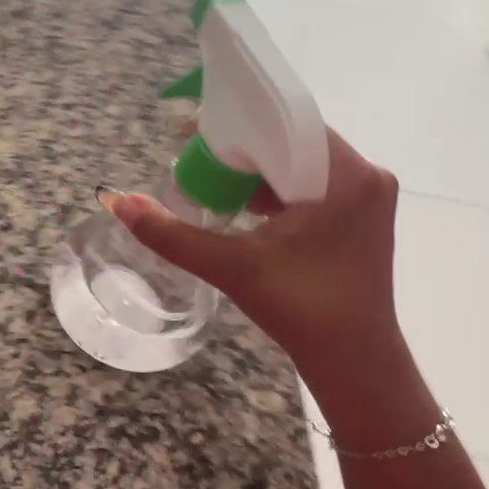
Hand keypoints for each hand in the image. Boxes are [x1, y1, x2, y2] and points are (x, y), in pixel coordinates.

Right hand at [104, 129, 401, 371]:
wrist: (355, 364)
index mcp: (349, 177)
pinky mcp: (359, 217)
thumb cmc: (303, 310)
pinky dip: (274, 190)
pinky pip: (310, 185)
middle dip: (243, 151)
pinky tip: (242, 206)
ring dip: (256, 171)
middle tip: (196, 161)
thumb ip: (174, 234)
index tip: (195, 133)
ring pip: (300, 164)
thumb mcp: (232, 267)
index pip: (289, 124)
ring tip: (212, 181)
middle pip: (293, 142)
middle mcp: (366, 176)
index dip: (240, 124)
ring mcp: (367, 197)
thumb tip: (121, 203)